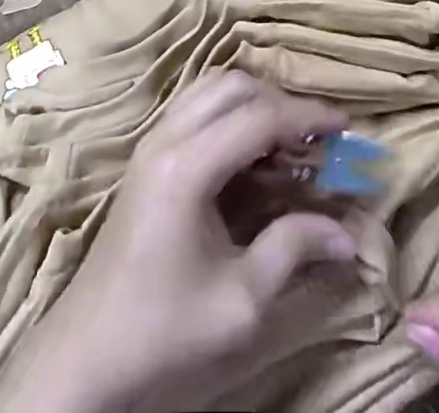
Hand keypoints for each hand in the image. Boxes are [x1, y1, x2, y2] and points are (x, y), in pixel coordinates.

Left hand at [0, 68, 357, 412]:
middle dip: (281, 100)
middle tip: (321, 135)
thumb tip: (348, 232)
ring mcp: (150, 144)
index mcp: (186, 167)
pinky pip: (194, 112)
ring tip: (294, 141)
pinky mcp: (146, 158)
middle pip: (231, 86)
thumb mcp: (242, 300)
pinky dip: (231, 116)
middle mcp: (164, 140)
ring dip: (254, 103)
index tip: (348, 126)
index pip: (258, 117)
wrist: (89, 351)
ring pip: (209, 91)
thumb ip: (294, 249)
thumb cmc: (165, 328)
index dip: (308, 115)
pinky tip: (255, 154)